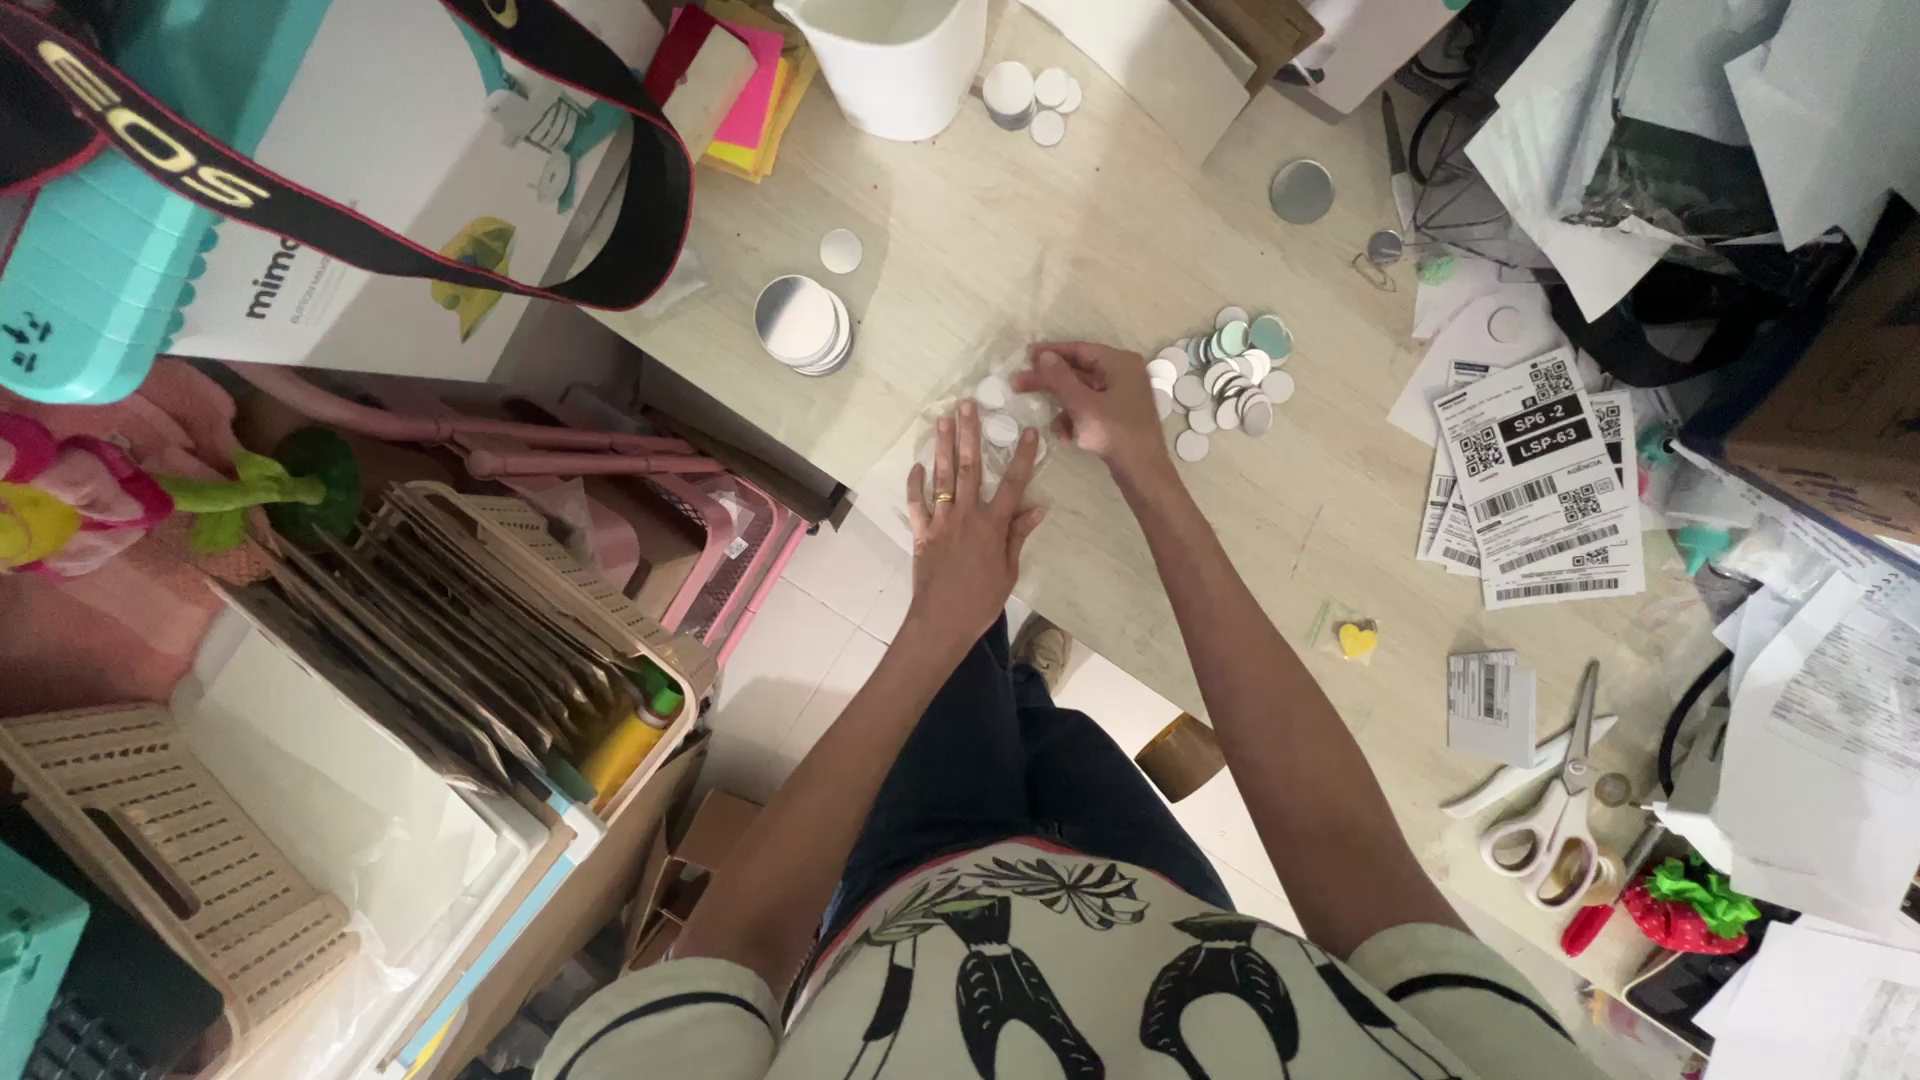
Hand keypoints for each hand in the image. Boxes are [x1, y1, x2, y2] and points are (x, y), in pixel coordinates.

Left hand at [902, 401, 1046, 654]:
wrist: (942, 621)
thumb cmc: (981, 601)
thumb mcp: (1008, 571)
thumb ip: (1017, 536)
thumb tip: (1037, 508)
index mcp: (992, 526)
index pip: (1012, 484)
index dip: (1022, 457)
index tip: (1028, 430)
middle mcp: (966, 516)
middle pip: (969, 468)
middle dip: (969, 434)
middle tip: (968, 405)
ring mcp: (941, 522)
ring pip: (942, 478)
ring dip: (942, 446)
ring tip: (943, 419)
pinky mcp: (922, 534)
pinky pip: (917, 505)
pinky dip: (915, 484)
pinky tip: (917, 465)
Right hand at [1011, 342, 1170, 479]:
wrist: (1142, 470)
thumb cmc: (1114, 432)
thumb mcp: (1082, 404)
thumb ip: (1061, 378)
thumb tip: (1044, 356)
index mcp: (1120, 363)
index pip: (1080, 350)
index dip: (1051, 352)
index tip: (1026, 356)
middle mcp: (1123, 374)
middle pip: (1079, 372)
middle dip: (1050, 382)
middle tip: (1019, 384)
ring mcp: (1122, 396)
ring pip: (1082, 394)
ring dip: (1063, 408)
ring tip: (1050, 425)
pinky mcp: (1118, 416)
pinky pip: (1091, 410)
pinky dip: (1076, 420)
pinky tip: (1067, 437)